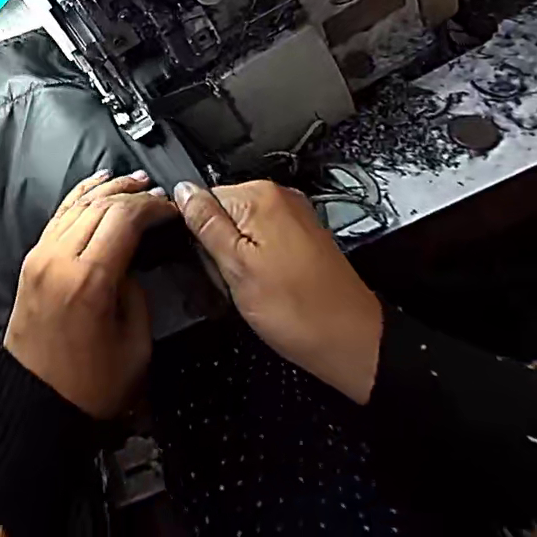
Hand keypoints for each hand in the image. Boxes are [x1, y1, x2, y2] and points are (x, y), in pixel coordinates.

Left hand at [4, 170, 177, 418]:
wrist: (34, 402)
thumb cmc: (89, 385)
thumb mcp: (135, 344)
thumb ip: (136, 291)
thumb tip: (131, 260)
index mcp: (88, 280)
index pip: (123, 219)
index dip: (151, 207)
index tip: (170, 208)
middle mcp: (59, 259)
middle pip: (100, 205)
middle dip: (132, 193)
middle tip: (156, 192)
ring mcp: (40, 255)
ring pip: (77, 204)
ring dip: (107, 189)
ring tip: (132, 181)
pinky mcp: (32, 259)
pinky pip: (58, 216)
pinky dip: (78, 196)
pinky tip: (95, 186)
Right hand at [176, 180, 383, 403]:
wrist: (354, 345)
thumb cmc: (300, 312)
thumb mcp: (236, 268)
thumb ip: (204, 224)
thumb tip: (182, 191)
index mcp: (259, 196)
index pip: (201, 199)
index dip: (199, 235)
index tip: (213, 262)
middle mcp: (280, 197)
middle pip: (220, 213)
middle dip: (219, 248)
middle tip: (235, 281)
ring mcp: (294, 217)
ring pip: (239, 229)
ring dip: (237, 259)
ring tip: (254, 288)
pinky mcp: (302, 237)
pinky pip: (261, 239)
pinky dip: (257, 262)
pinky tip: (268, 287)